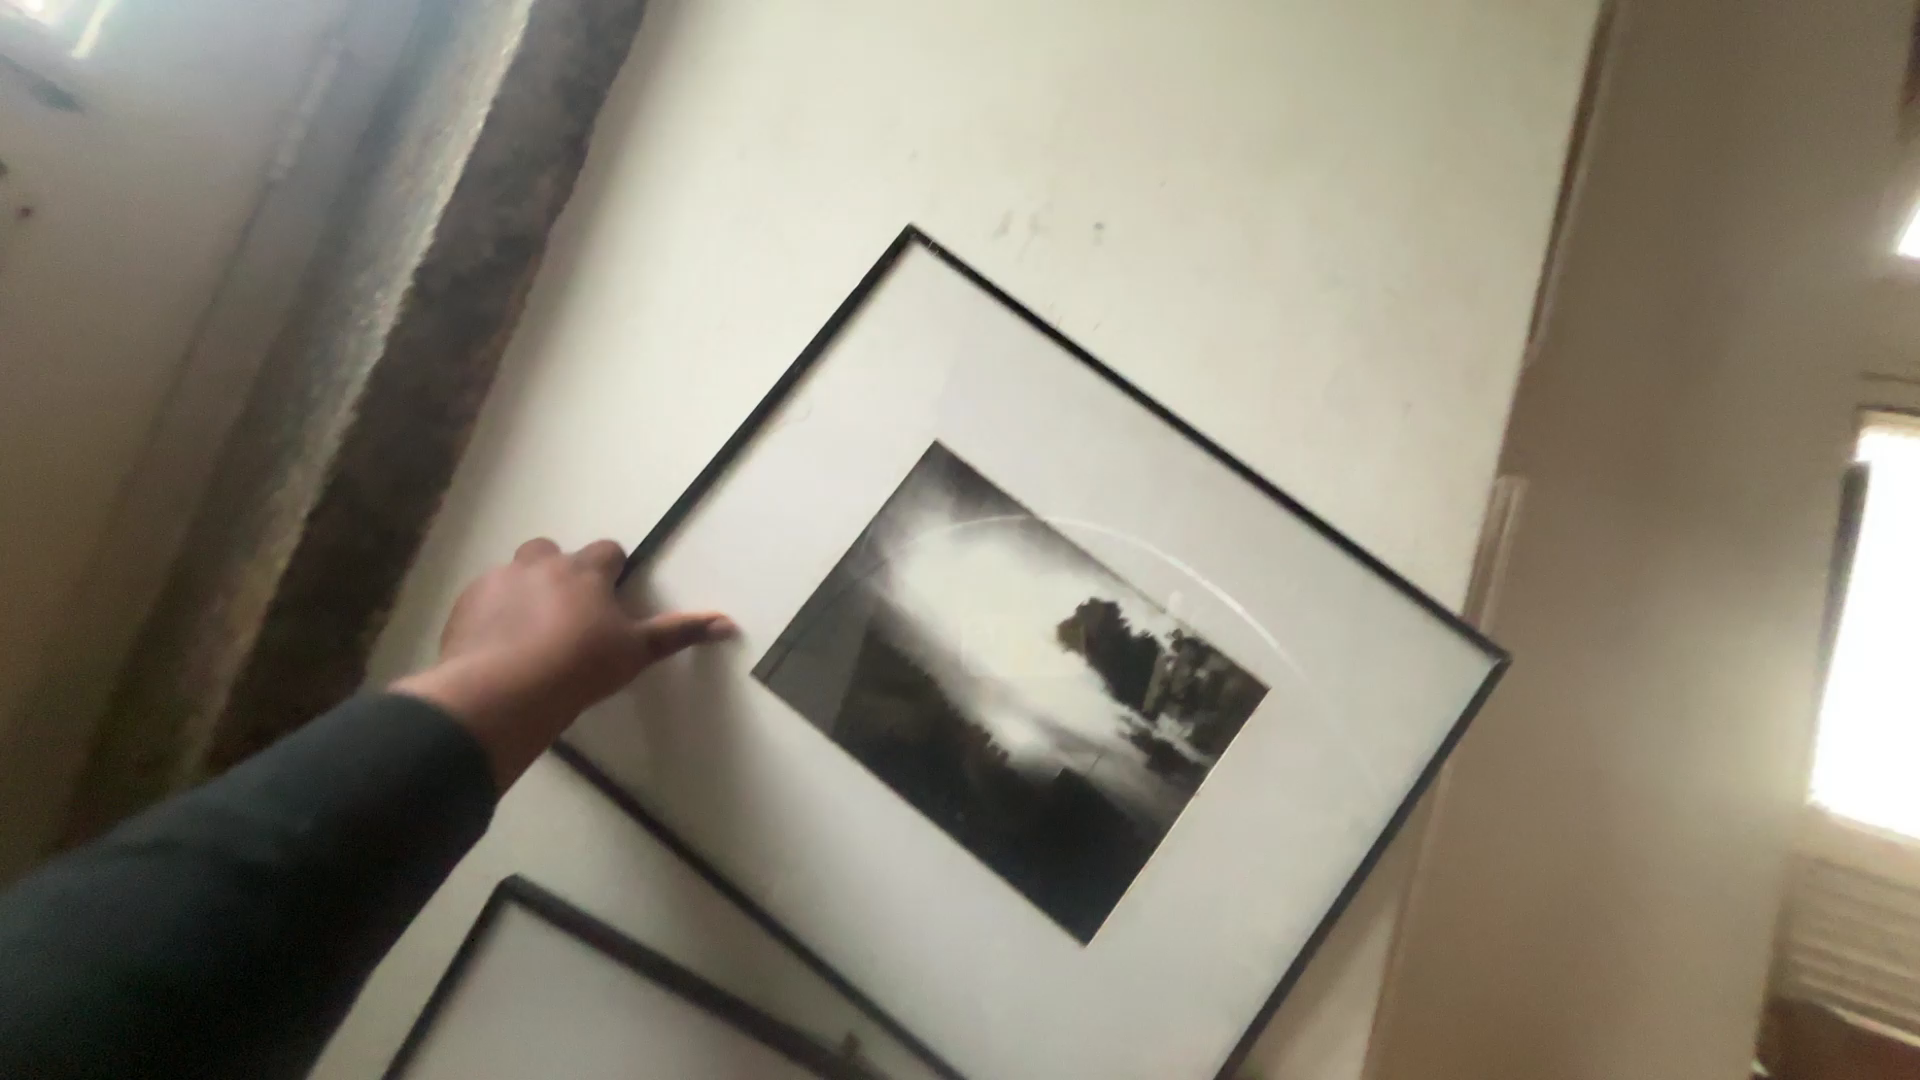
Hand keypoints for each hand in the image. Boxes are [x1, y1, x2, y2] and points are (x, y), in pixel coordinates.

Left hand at [392, 537, 734, 788]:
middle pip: (550, 552)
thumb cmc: (581, 665)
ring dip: (523, 591)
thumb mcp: (637, 652)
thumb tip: (728, 622)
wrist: (504, 692)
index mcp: (585, 571)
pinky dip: (493, 615)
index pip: (606, 551)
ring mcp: (498, 582)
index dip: (611, 570)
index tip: (612, 595)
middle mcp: (540, 565)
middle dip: (559, 571)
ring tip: (531, 632)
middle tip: (567, 611)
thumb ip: (680, 633)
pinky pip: (482, 601)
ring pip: (513, 574)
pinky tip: (500, 647)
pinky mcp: (464, 607)